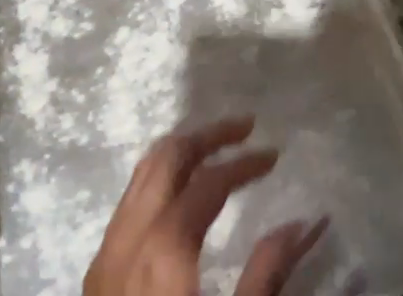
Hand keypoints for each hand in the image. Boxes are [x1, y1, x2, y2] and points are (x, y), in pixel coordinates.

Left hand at [86, 116, 328, 295]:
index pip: (208, 180)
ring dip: (181, 152)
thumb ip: (269, 276)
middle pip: (165, 158)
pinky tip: (183, 192)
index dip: (244, 161)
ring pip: (140, 174)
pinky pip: (129, 201)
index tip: (275, 154)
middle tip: (245, 126)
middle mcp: (127, 237)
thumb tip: (306, 222)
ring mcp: (105, 252)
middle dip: (207, 135)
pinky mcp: (96, 271)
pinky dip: (159, 178)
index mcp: (163, 249)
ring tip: (217, 147)